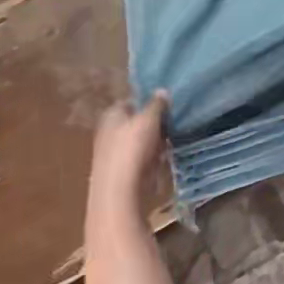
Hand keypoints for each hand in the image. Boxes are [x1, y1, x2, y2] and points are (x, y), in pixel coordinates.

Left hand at [86, 90, 168, 230]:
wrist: (119, 192)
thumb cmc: (132, 148)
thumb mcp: (148, 119)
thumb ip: (156, 104)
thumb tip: (162, 90)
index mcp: (111, 115)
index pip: (131, 101)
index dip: (148, 100)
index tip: (168, 103)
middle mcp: (109, 131)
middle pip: (136, 121)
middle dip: (154, 121)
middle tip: (175, 120)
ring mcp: (114, 153)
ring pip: (140, 141)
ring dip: (155, 140)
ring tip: (173, 139)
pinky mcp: (122, 171)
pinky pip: (142, 158)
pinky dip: (153, 157)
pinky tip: (165, 159)